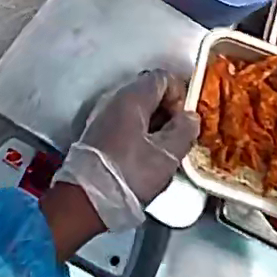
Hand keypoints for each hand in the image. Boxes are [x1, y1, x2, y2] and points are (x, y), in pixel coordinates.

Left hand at [55, 70, 199, 231]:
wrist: (85, 198)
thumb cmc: (129, 173)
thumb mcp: (166, 155)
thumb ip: (183, 131)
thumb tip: (191, 116)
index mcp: (132, 97)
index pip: (163, 77)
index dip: (180, 94)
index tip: (186, 120)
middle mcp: (114, 98)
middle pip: (149, 91)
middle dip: (169, 110)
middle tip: (179, 136)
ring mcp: (102, 114)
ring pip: (137, 108)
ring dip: (155, 123)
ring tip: (165, 149)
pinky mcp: (97, 132)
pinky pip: (125, 121)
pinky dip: (139, 131)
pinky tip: (145, 155)